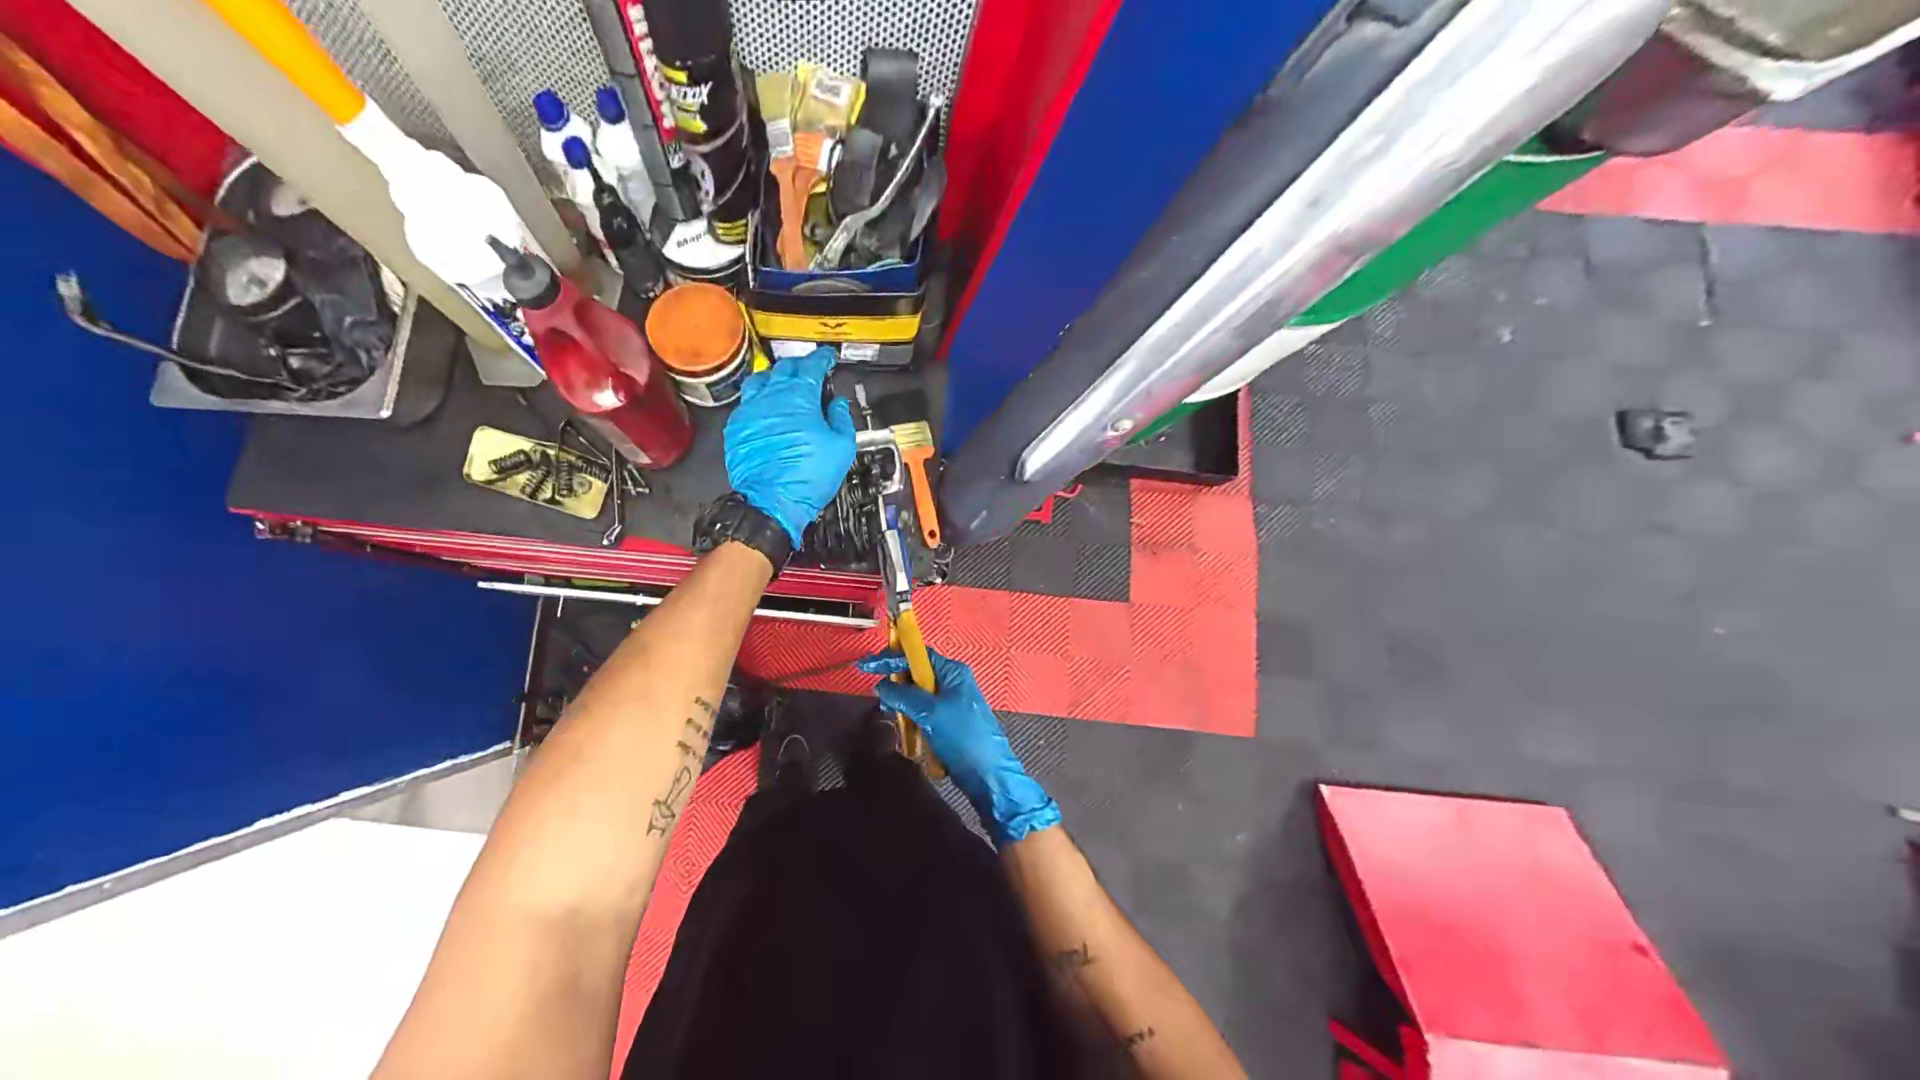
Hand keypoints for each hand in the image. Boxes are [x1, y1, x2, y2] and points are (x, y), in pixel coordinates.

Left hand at [723, 346, 856, 546]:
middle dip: (799, 366)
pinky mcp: (736, 428)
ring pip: (760, 381)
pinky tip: (767, 411)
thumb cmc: (807, 476)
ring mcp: (750, 411)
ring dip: (774, 379)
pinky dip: (759, 402)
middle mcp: (771, 396)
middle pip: (784, 368)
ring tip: (783, 386)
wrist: (772, 501)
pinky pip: (747, 404)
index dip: (822, 358)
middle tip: (809, 372)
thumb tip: (837, 405)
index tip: (826, 358)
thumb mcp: (841, 447)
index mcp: (800, 396)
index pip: (811, 365)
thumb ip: (841, 419)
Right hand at [858, 648, 1062, 847]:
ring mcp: (952, 703)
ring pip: (918, 695)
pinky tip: (904, 727)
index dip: (892, 657)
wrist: (988, 775)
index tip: (868, 666)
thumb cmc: (962, 736)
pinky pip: (924, 713)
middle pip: (917, 674)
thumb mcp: (930, 712)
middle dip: (896, 682)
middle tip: (878, 693)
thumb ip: (904, 695)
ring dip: (902, 702)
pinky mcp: (949, 723)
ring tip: (888, 711)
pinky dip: (911, 717)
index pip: (918, 655)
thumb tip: (881, 685)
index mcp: (953, 672)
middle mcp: (953, 683)